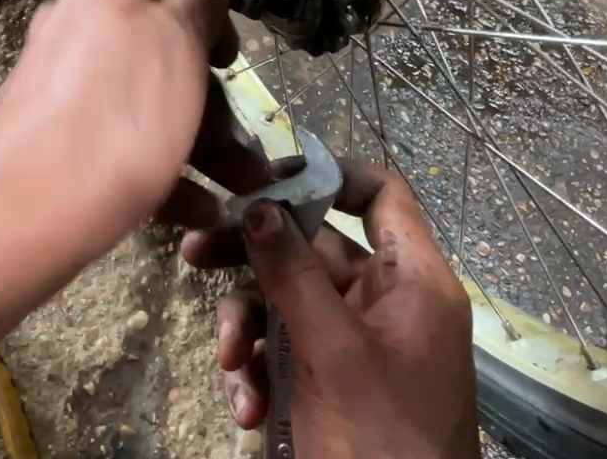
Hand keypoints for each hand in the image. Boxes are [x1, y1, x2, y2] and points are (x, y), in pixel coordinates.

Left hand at [0, 0, 234, 262]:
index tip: (234, 63)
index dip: (212, 17)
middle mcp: (78, 24)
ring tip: (240, 186)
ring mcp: (61, 80)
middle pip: (162, 47)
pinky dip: (160, 166)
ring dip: (200, 141)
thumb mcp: (176, 46)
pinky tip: (198, 209)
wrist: (24, 212)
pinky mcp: (53, 133)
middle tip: (248, 144)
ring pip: (147, 99)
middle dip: (214, 98)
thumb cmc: (118, 119)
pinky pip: (117, 137)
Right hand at [178, 162, 478, 458]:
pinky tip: (248, 406)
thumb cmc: (380, 442)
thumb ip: (292, 272)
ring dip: (248, 325)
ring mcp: (353, 343)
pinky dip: (259, 369)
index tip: (266, 179)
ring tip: (230, 359)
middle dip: (252, 256)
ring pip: (286, 298)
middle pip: (312, 246)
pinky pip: (284, 347)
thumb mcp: (333, 353)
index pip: (381, 195)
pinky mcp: (328, 381)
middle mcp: (384, 302)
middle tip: (194, 252)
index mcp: (412, 282)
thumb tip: (259, 203)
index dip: (329, 174)